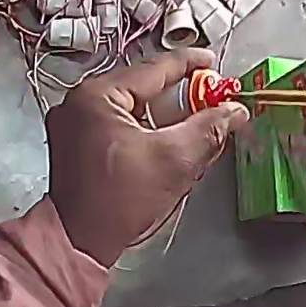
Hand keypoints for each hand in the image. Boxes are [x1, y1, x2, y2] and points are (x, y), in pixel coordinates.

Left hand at [47, 48, 249, 265]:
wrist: (79, 241)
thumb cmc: (119, 200)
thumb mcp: (174, 160)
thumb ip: (208, 128)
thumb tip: (234, 110)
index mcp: (96, 95)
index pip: (154, 68)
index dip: (191, 65)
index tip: (215, 65)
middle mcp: (78, 102)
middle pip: (141, 88)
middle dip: (179, 97)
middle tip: (210, 104)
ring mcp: (71, 123)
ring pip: (130, 107)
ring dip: (162, 116)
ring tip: (191, 129)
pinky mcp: (73, 144)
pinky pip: (116, 125)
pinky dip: (142, 130)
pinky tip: (164, 145)